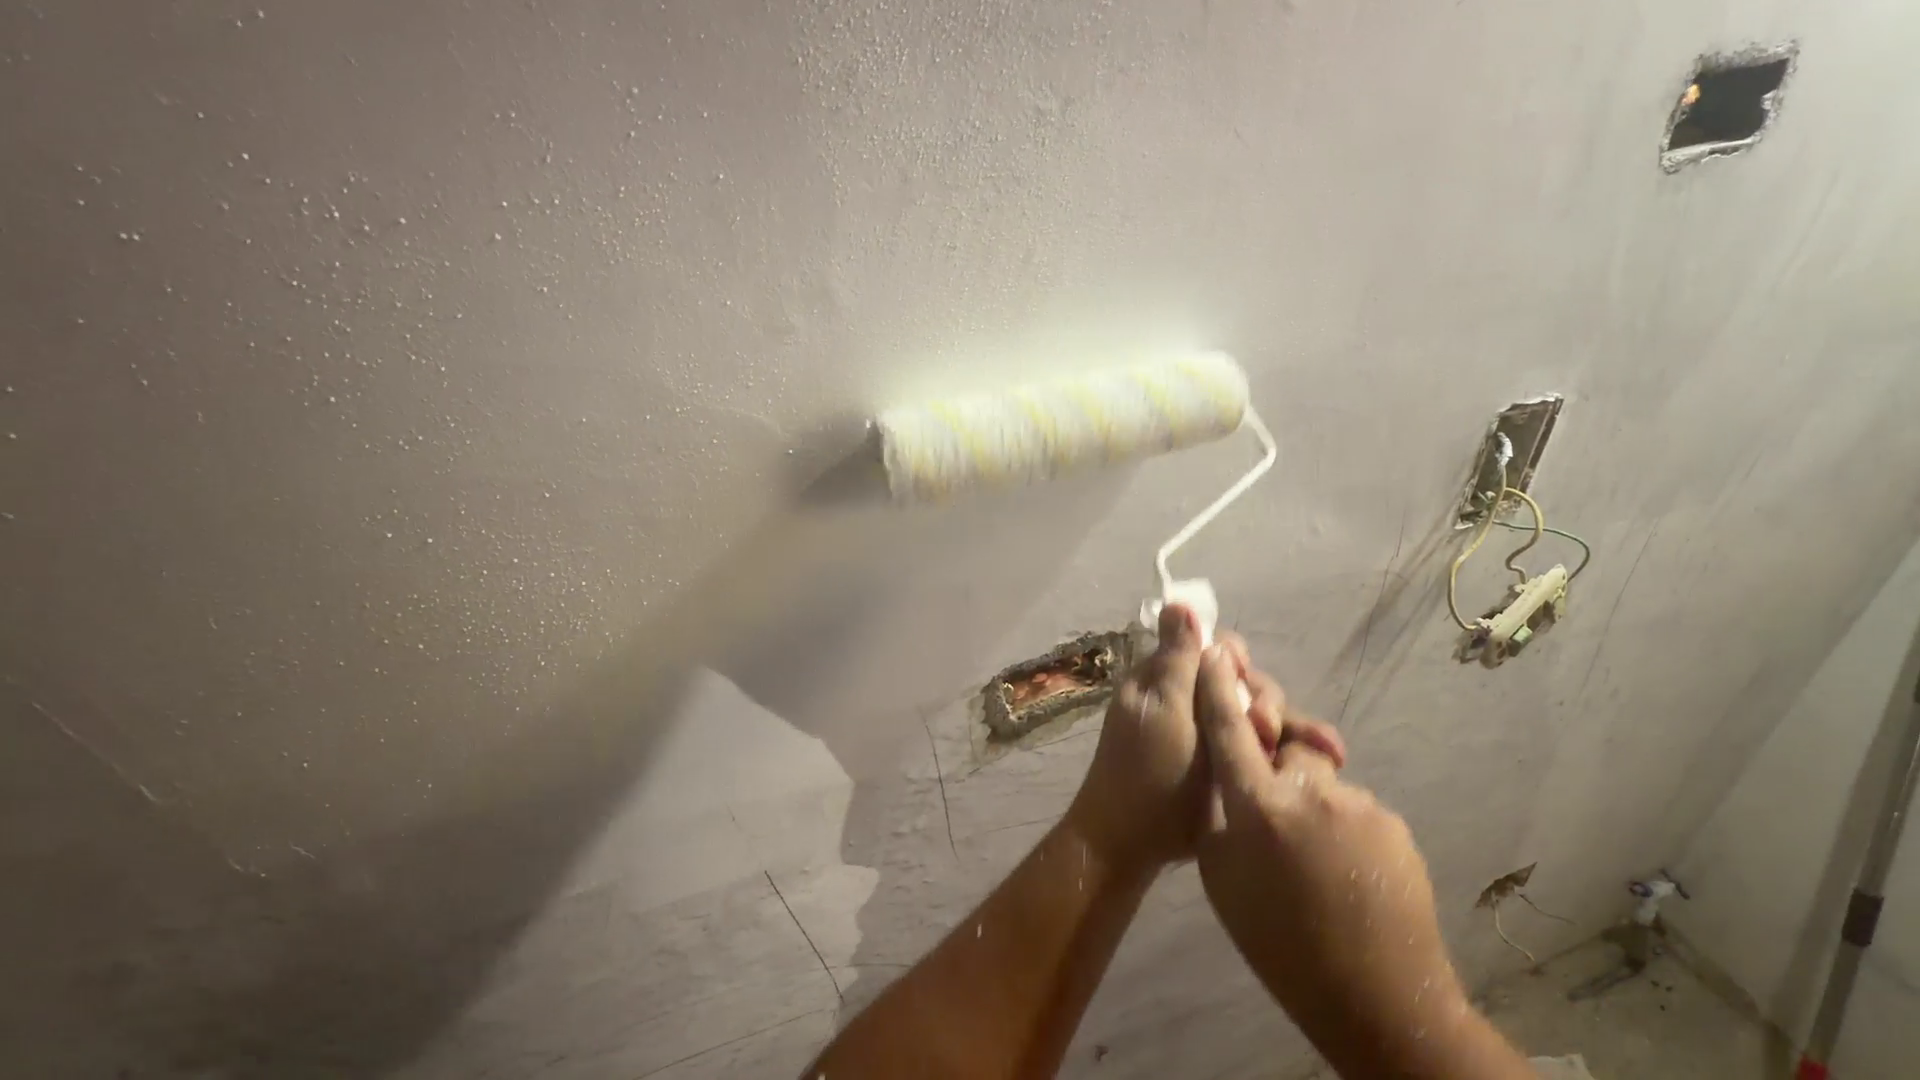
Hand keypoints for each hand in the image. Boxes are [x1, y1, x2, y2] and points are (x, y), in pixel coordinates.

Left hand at [1065, 608, 1346, 874]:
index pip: (1214, 651)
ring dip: (1286, 726)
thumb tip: (1178, 601)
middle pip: (1242, 685)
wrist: (1133, 846)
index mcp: (1166, 680)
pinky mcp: (1225, 769)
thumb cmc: (1147, 771)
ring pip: (1256, 717)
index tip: (1244, 685)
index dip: (1236, 665)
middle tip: (1265, 730)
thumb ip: (1177, 658)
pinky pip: (1260, 747)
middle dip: (1263, 702)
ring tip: (1318, 751)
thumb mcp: (1164, 708)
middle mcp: (1189, 703)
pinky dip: (1287, 750)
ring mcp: (1208, 738)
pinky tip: (1322, 760)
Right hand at [1193, 647, 1483, 1076]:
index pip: (1229, 726)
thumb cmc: (1278, 942)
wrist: (1377, 998)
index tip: (1216, 649)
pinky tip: (1343, 873)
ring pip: (1320, 780)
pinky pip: (1351, 808)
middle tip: (1272, 812)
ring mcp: (1360, 804)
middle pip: (1286, 746)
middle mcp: (1310, 792)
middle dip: (1275, 762)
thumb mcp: (1220, 877)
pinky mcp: (1393, 823)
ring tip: (1311, 860)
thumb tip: (1234, 784)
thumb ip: (1221, 815)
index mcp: (1257, 806)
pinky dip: (1339, 828)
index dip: (1219, 685)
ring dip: (1308, 802)